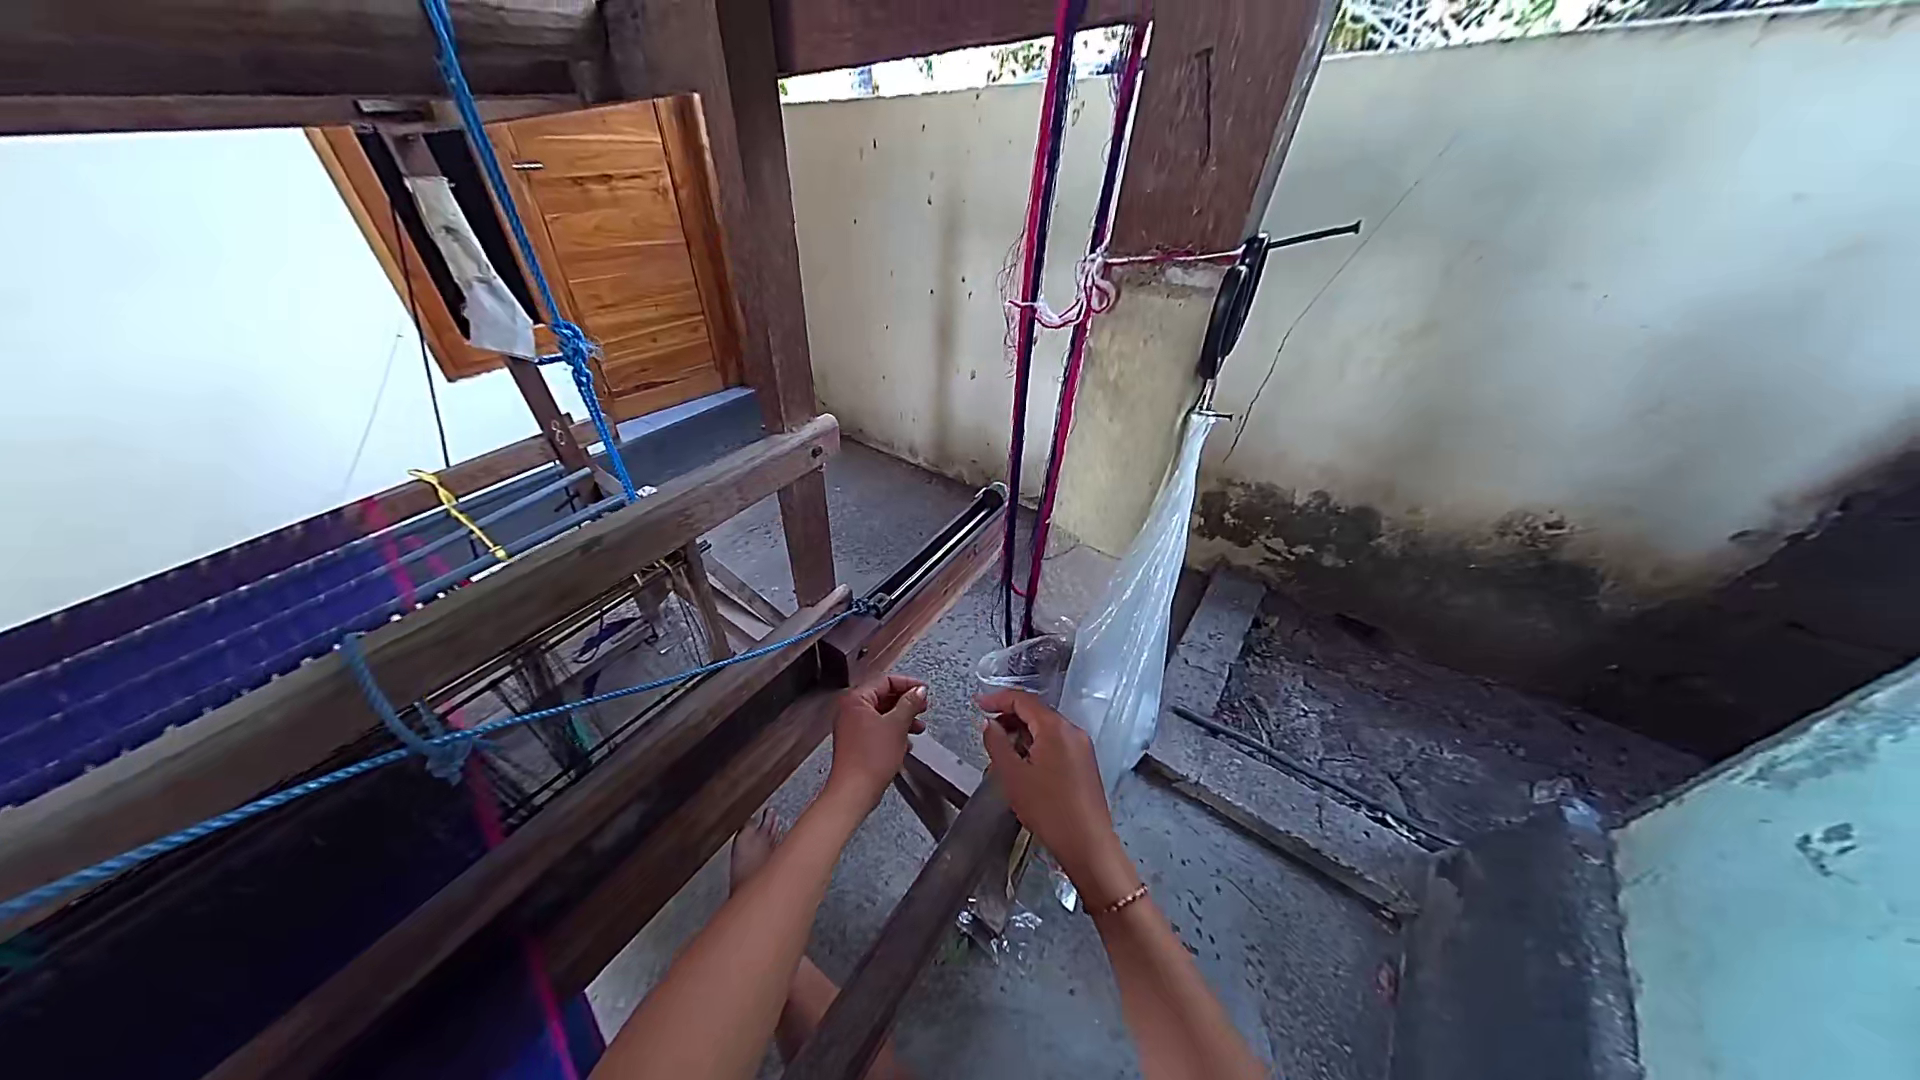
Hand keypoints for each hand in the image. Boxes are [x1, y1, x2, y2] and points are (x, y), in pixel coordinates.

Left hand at [825, 674, 929, 807]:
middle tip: (922, 705)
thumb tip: (918, 691)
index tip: (922, 690)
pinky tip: (905, 742)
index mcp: (855, 700)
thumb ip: (910, 704)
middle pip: (883, 696)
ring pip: (882, 714)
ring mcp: (852, 728)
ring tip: (918, 725)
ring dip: (902, 719)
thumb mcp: (897, 725)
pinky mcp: (856, 743)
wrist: (854, 791)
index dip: (908, 684)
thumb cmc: (868, 760)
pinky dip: (893, 732)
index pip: (885, 680)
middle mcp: (850, 711)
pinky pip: (878, 730)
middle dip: (906, 702)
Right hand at [978, 689, 1140, 908]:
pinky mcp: (1085, 763)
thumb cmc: (1050, 810)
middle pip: (1037, 711)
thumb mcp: (1013, 775)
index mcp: (1055, 728)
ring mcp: (1082, 747)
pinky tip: (1024, 762)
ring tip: (1003, 748)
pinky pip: (1057, 742)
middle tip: (988, 726)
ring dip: (1023, 731)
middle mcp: (1072, 731)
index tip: (980, 702)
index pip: (1023, 700)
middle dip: (1010, 715)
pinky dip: (1037, 743)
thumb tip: (989, 724)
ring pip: (1047, 728)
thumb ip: (997, 743)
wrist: (1087, 844)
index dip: (998, 698)